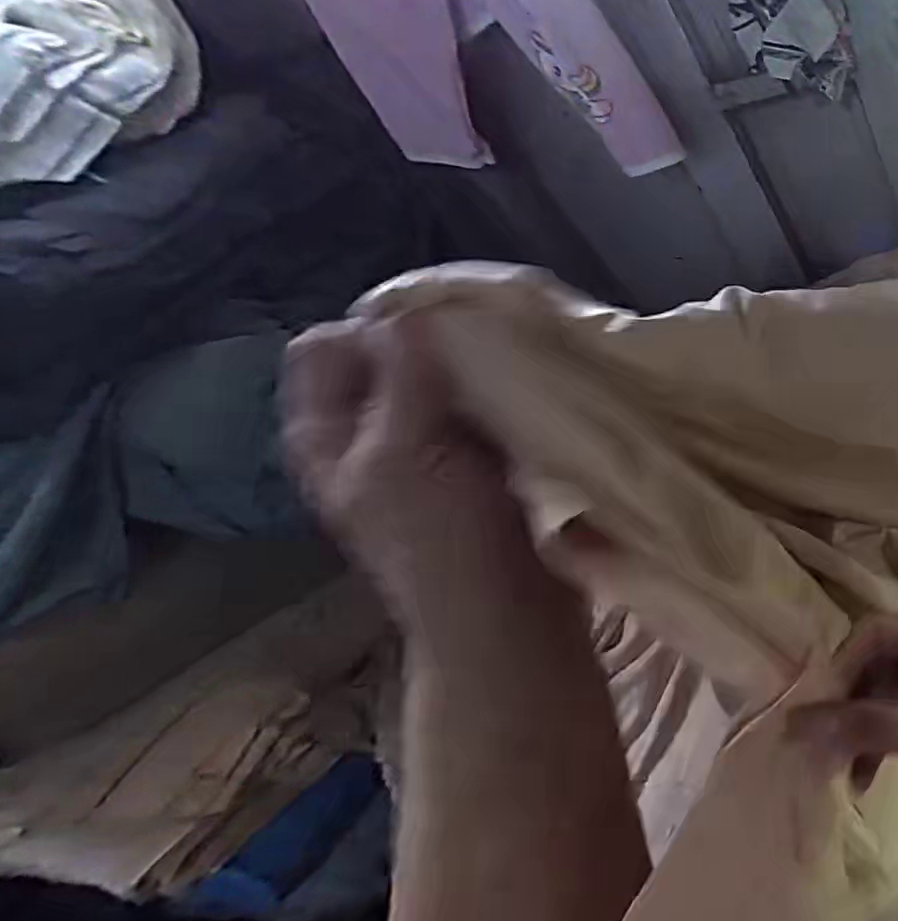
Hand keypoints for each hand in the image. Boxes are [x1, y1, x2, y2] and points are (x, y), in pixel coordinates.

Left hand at [280, 316, 536, 629]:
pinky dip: (513, 396)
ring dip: (485, 370)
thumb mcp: (408, 458)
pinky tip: (542, 392)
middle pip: (398, 361)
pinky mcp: (488, 465)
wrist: (510, 610)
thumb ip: (406, 383)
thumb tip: (415, 310)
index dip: (381, 326)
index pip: (333, 346)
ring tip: (527, 358)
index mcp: (332, 434)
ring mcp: (436, 452)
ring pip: (451, 385)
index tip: (447, 322)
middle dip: (443, 341)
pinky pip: (493, 411)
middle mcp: (378, 435)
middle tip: (497, 335)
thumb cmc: (447, 541)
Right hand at [788, 615, 897, 825]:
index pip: (875, 634)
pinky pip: (885, 722)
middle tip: (814, 744)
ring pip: (873, 696)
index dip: (842, 666)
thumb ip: (869, 725)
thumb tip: (799, 722)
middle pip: (869, 664)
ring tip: (834, 769)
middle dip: (842, 702)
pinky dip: (869, 746)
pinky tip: (861, 779)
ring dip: (852, 729)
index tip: (816, 709)